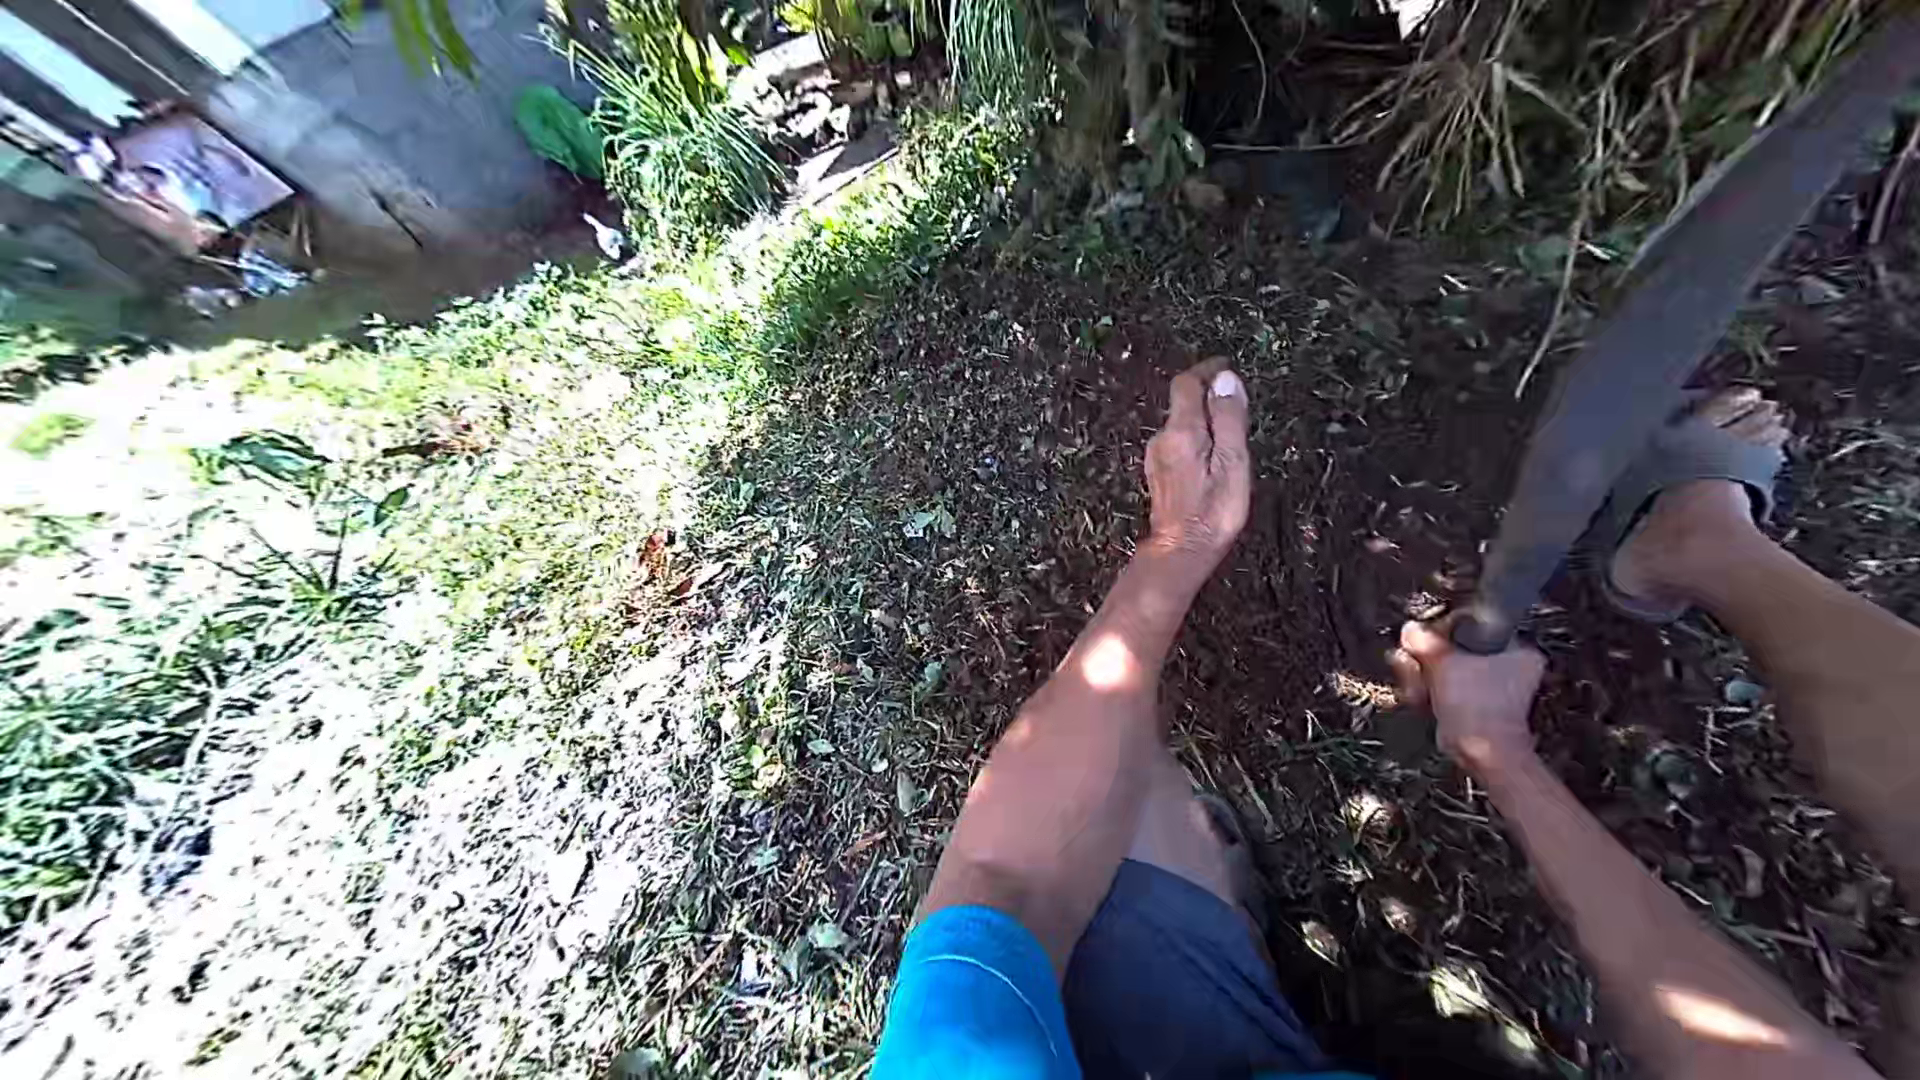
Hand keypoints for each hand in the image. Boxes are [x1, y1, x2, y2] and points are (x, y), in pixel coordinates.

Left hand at [1143, 357, 1251, 570]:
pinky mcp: (1157, 473)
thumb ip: (1227, 417)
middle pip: (1181, 404)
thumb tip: (1225, 379)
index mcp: (1180, 432)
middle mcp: (1161, 440)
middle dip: (1206, 395)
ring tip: (1229, 427)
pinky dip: (1195, 437)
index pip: (1186, 385)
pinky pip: (1177, 442)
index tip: (1225, 367)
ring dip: (1201, 418)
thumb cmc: (1213, 511)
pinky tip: (1211, 453)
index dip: (1206, 370)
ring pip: (1180, 425)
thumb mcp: (1232, 461)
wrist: (1181, 550)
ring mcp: (1155, 458)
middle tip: (1235, 398)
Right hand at [1391, 618, 1545, 773]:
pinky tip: (1419, 698)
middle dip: (1424, 659)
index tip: (1428, 644)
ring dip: (1419, 676)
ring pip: (1440, 666)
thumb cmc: (1474, 703)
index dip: (1442, 631)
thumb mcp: (1444, 661)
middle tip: (1416, 669)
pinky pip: (1439, 683)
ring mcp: (1487, 686)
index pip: (1470, 625)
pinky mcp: (1469, 701)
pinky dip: (1425, 689)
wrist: (1479, 750)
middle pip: (1449, 647)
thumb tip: (1411, 628)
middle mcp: (1506, 666)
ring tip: (1419, 690)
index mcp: (1517, 651)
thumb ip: (1425, 639)